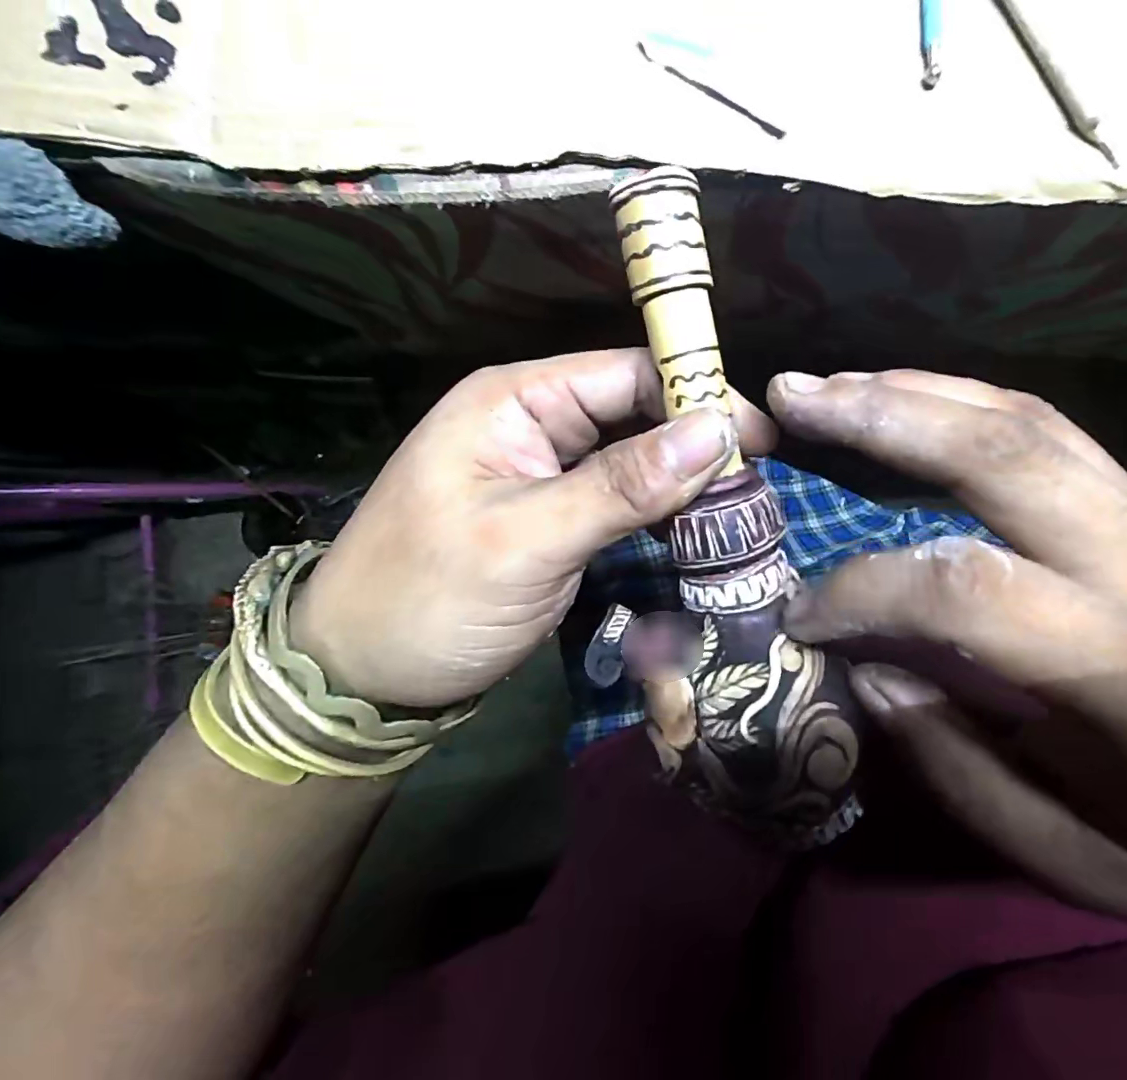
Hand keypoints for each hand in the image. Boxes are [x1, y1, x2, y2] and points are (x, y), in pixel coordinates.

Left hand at [289, 350, 774, 708]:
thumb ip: (620, 485)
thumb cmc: (429, 598)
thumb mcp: (526, 540)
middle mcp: (531, 424)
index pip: (624, 373)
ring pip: (631, 458)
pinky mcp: (551, 520)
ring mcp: (542, 475)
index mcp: (513, 402)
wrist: (365, 672)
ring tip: (741, 509)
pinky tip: (695, 528)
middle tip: (759, 484)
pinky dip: (655, 511)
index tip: (761, 438)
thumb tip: (715, 431)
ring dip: (681, 480)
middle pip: (633, 411)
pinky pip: (615, 500)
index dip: (695, 395)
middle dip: (694, 440)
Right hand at [767, 371, 1126, 970]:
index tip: (798, 617)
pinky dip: (959, 404)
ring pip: (1028, 422)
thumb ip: (951, 762)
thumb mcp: (1073, 859)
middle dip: (881, 416)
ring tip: (824, 386)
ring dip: (913, 393)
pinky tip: (901, 400)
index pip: (969, 589)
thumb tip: (865, 668)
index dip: (861, 593)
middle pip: (1007, 454)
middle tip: (786, 396)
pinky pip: (1048, 433)